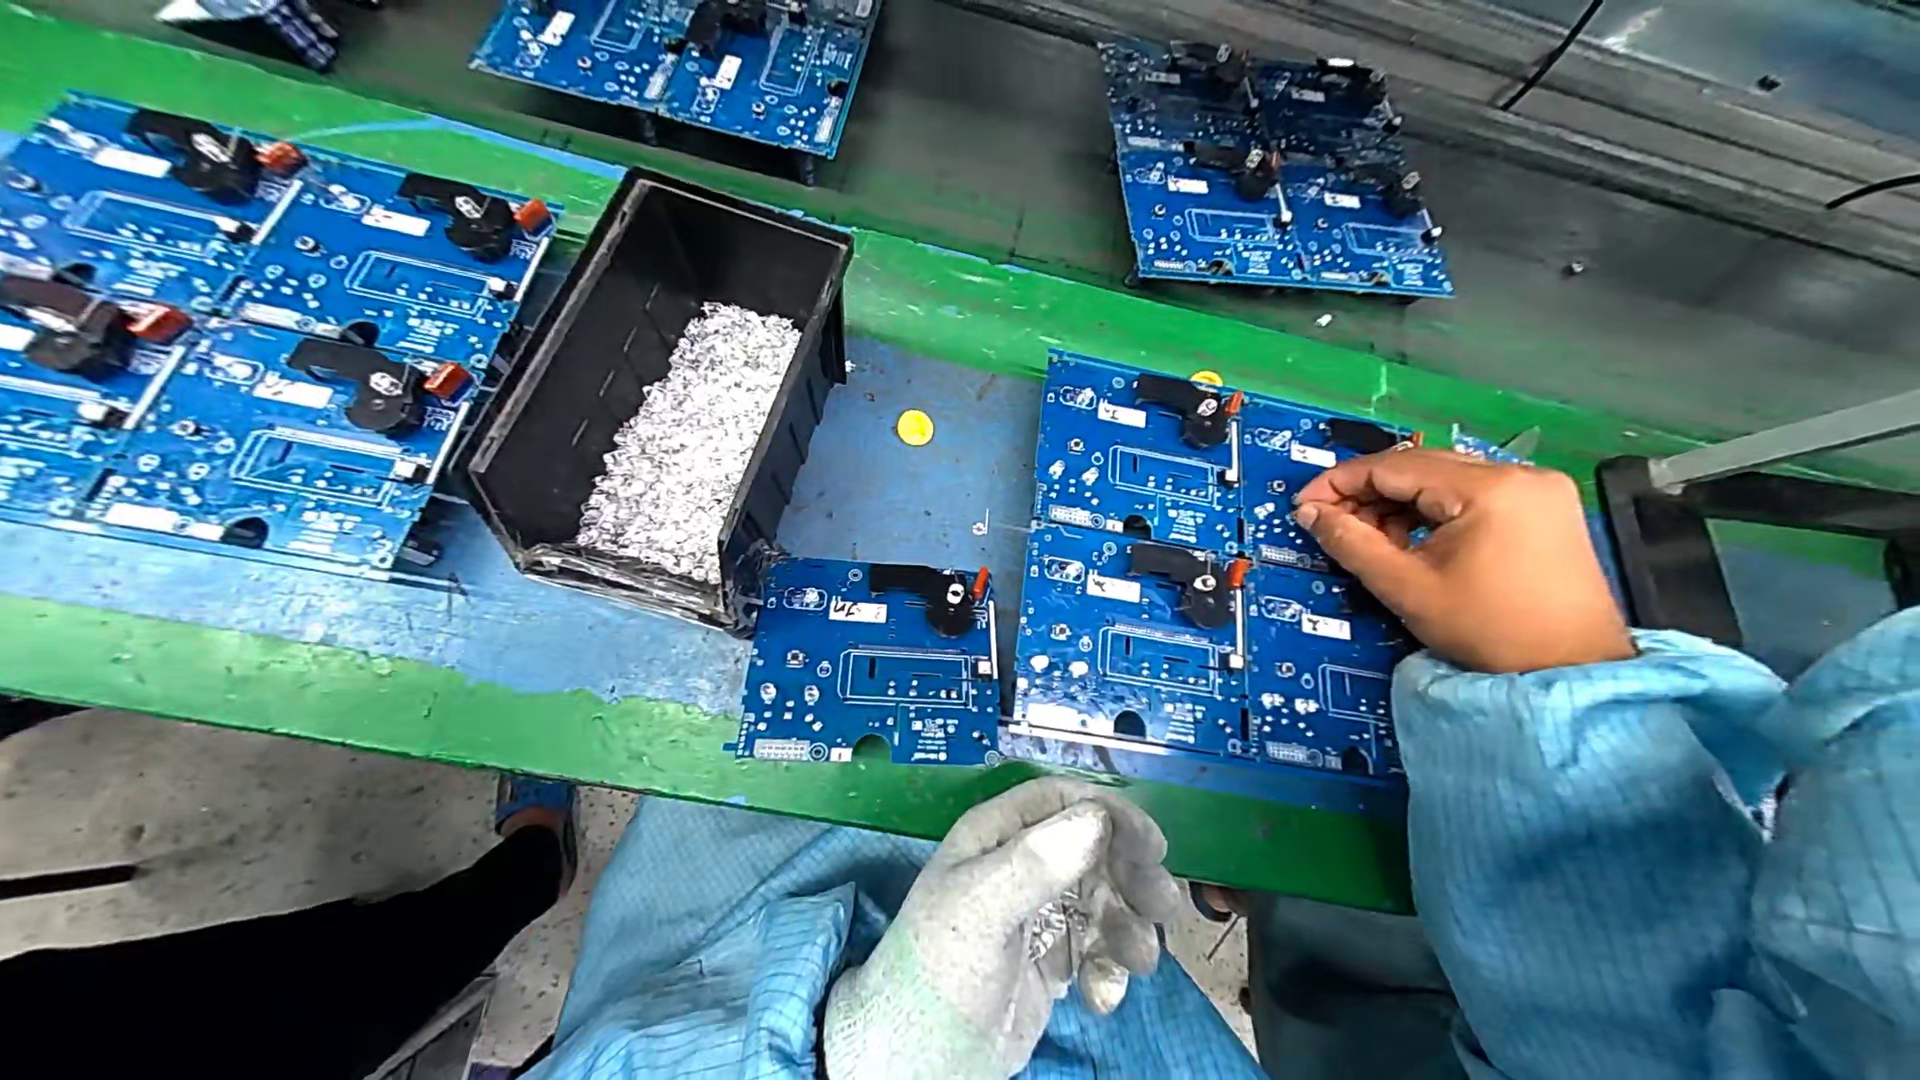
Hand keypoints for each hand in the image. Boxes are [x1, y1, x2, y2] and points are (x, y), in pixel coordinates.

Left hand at [823, 777, 1181, 1079]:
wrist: (921, 1060)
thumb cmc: (942, 967)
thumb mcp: (981, 906)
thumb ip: (1035, 860)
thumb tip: (1098, 817)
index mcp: (997, 833)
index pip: (1062, 801)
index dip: (1108, 812)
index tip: (1151, 844)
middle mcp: (1021, 863)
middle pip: (1092, 847)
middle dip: (1129, 873)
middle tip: (1160, 904)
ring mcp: (1038, 910)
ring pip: (1102, 897)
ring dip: (1128, 925)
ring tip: (1136, 961)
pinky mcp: (1051, 957)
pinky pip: (1096, 945)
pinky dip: (1109, 967)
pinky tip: (1099, 997)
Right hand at [1292, 448, 1632, 673]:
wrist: (1570, 669)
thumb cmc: (1487, 629)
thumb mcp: (1404, 585)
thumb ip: (1349, 541)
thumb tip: (1309, 512)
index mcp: (1490, 489)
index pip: (1393, 466)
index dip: (1339, 482)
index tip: (1304, 504)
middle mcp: (1518, 474)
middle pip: (1417, 465)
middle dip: (1365, 492)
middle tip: (1331, 522)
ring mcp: (1535, 488)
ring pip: (1439, 477)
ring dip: (1394, 500)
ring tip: (1370, 536)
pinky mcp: (1540, 505)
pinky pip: (1465, 491)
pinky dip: (1426, 508)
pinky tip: (1407, 536)